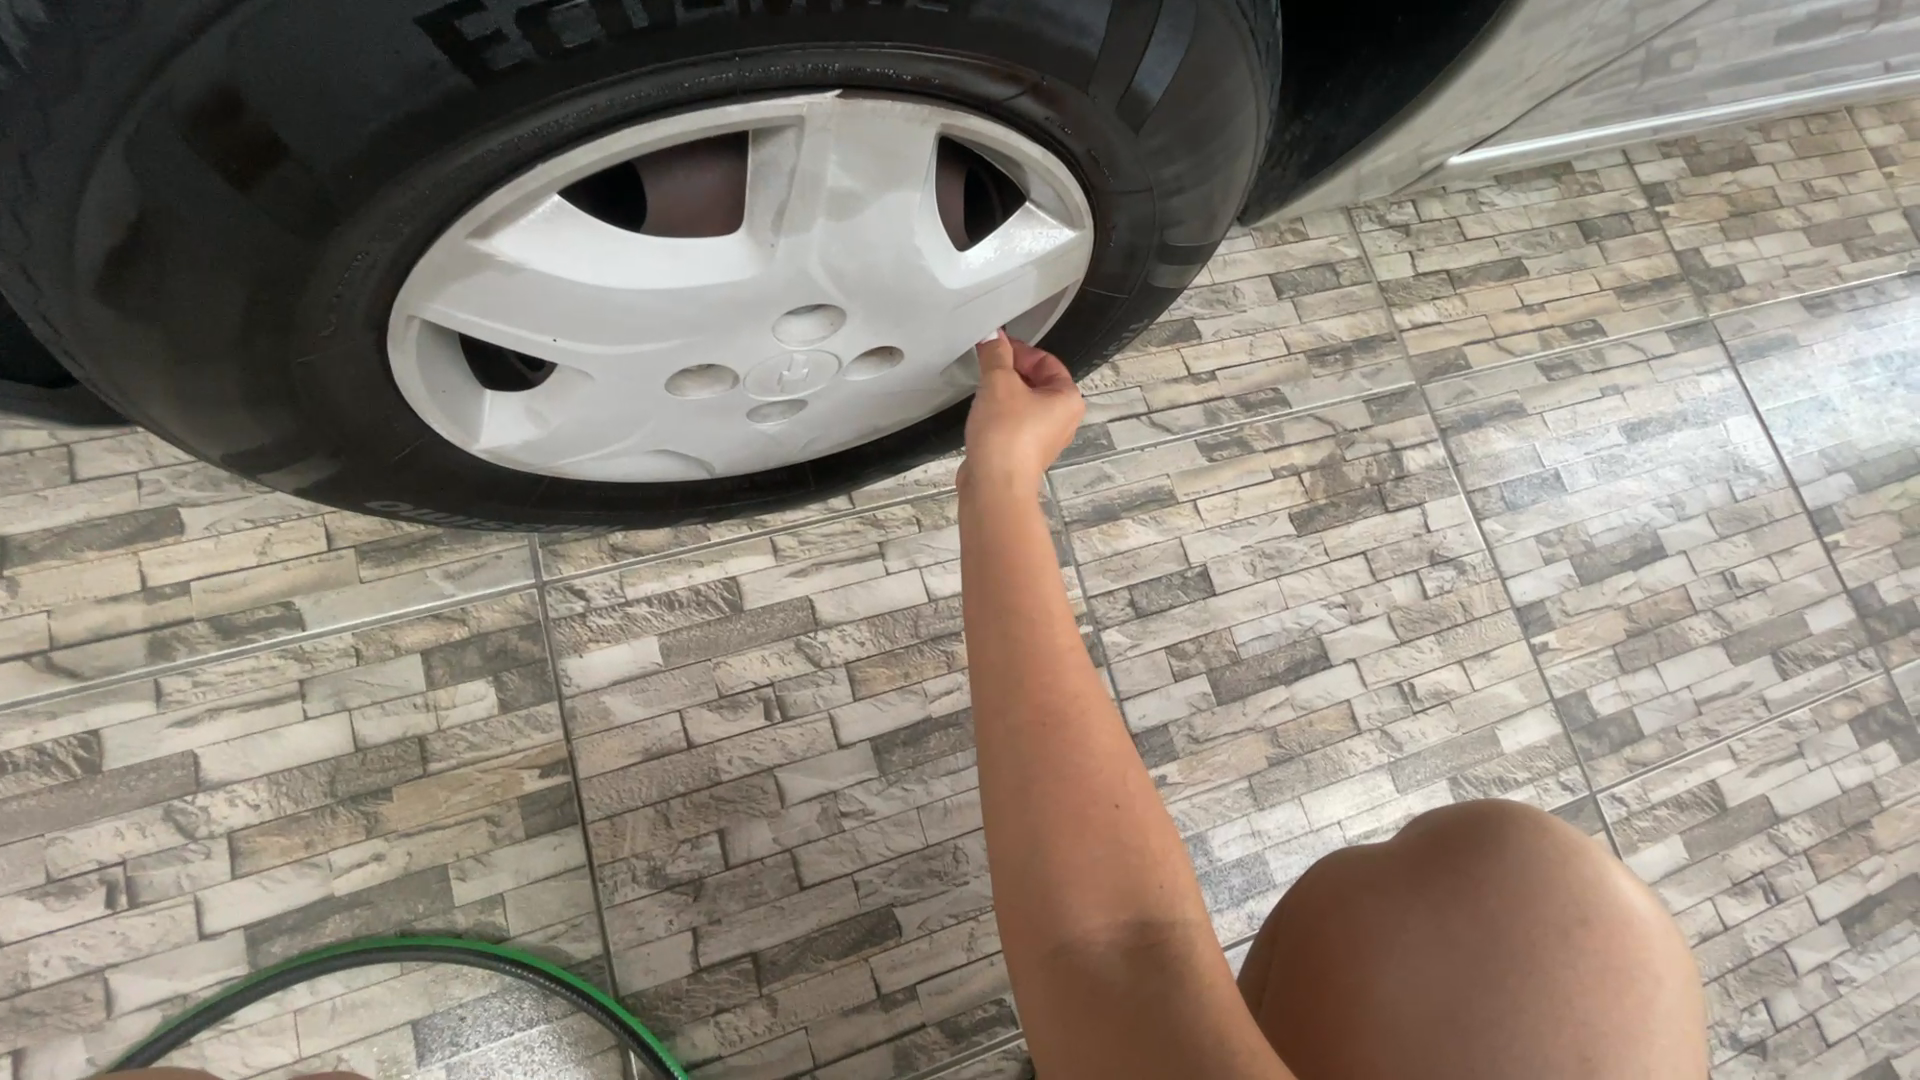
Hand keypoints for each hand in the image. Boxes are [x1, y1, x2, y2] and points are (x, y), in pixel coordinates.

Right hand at [961, 329, 1084, 492]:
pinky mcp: (1023, 453)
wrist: (995, 486)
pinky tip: (981, 416)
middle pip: (1035, 381)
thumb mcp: (998, 382)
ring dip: (1001, 394)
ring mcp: (1043, 439)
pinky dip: (997, 416)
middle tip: (985, 367)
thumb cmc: (1006, 436)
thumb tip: (992, 337)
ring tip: (981, 392)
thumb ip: (996, 355)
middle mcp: (1062, 420)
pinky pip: (1012, 424)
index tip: (995, 346)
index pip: (1046, 360)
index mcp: (1068, 399)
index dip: (1018, 350)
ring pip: (1022, 403)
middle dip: (1008, 372)